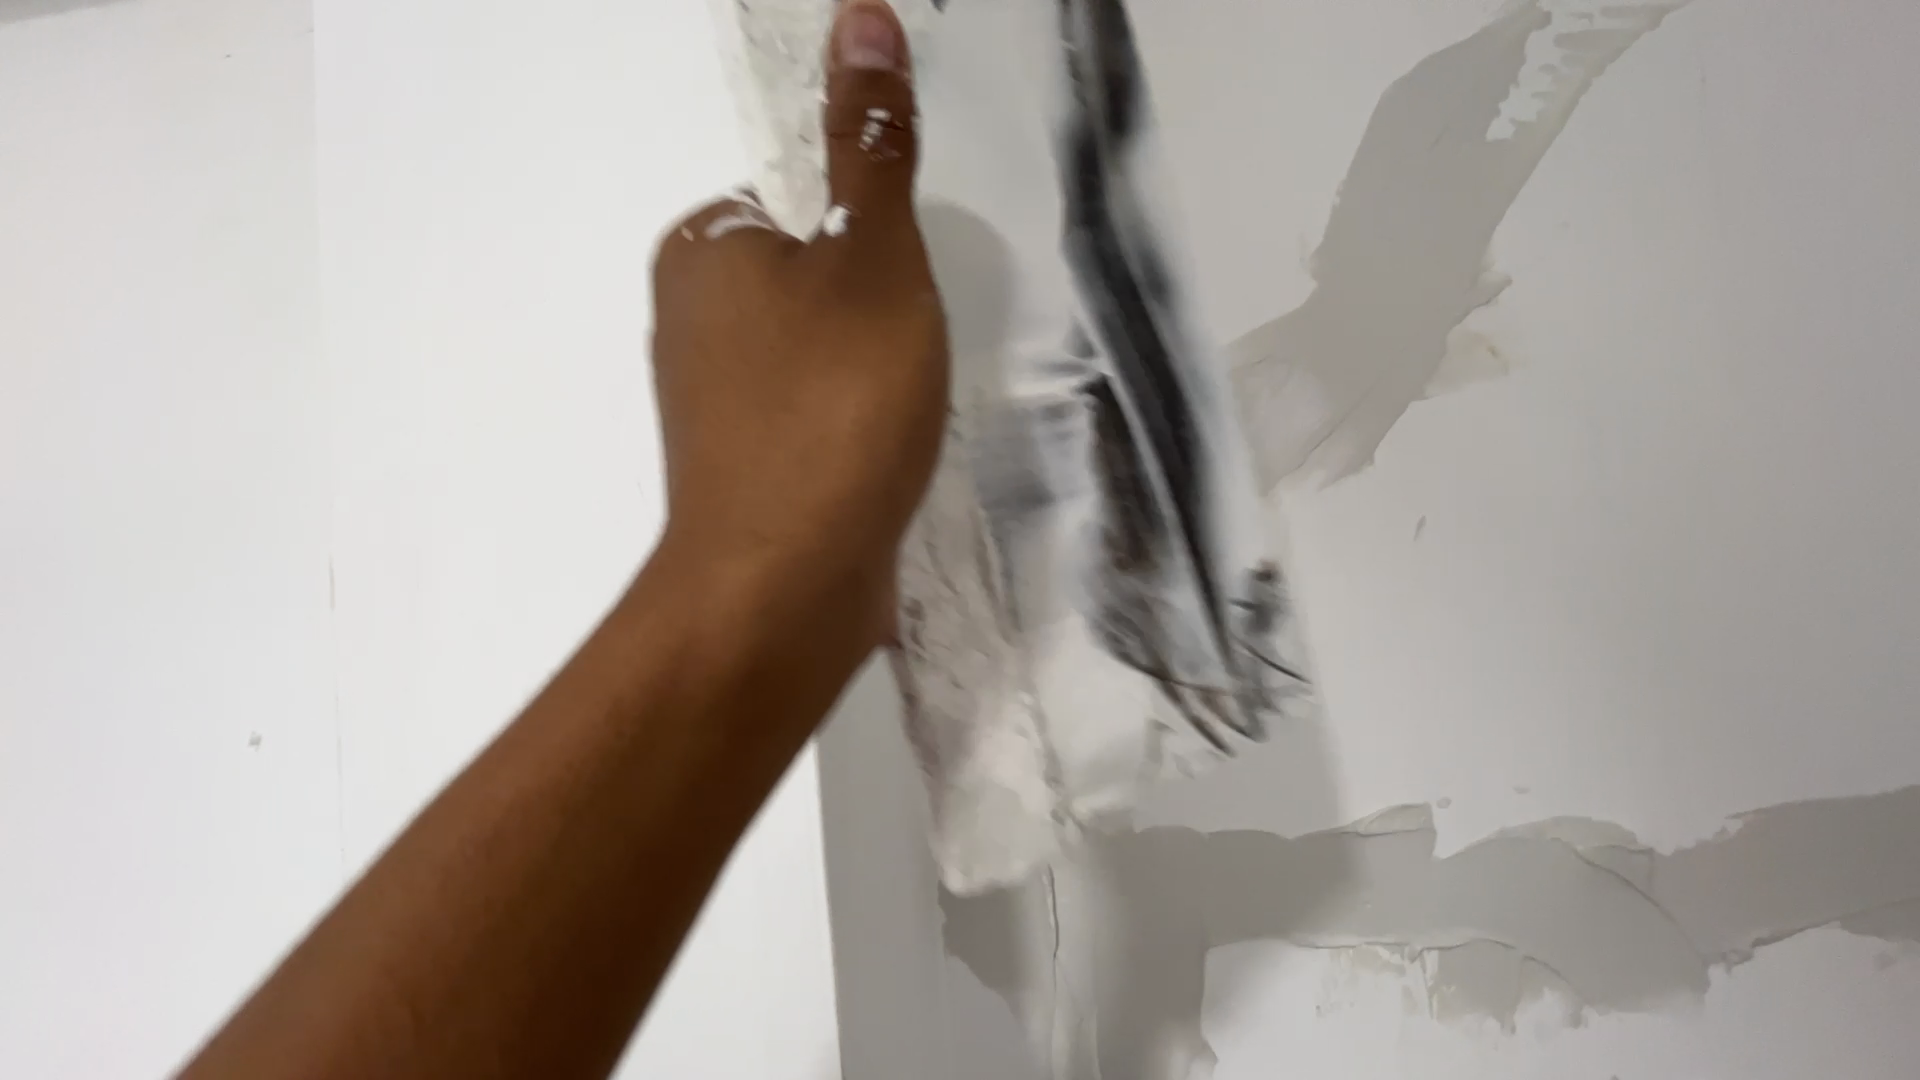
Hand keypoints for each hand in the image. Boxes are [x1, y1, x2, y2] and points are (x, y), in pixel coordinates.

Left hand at [648, 0, 946, 649]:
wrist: (788, 581)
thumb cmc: (834, 405)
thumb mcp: (874, 258)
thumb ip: (870, 147)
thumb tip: (861, 15)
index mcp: (703, 252)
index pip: (801, 206)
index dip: (870, 248)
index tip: (896, 302)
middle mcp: (689, 325)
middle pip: (815, 287)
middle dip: (874, 319)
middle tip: (902, 367)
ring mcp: (713, 411)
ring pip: (819, 363)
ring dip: (870, 382)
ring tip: (895, 420)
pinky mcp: (746, 477)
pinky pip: (814, 425)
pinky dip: (852, 434)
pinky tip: (877, 463)